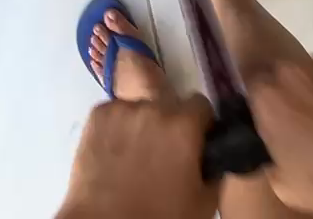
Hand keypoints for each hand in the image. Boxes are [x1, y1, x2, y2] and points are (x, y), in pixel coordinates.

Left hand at [55, 95, 219, 218]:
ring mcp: (122, 108)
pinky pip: (115, 112)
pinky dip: (117, 127)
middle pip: (169, 105)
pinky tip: (115, 152)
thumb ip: (215, 170)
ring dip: (143, 124)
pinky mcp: (98, 114)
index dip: (200, 123)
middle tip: (165, 153)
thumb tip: (215, 154)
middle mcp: (154, 107)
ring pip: (141, 107)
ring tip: (136, 155)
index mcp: (184, 126)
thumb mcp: (203, 204)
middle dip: (171, 124)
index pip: (201, 104)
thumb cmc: (159, 217)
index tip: (196, 140)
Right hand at [245, 51, 312, 216]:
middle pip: (281, 77)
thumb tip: (271, 146)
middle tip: (304, 126)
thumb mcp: (281, 183)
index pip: (251, 89)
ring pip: (310, 73)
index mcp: (265, 95)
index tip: (272, 124)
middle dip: (289, 97)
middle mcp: (289, 69)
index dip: (262, 106)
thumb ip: (266, 155)